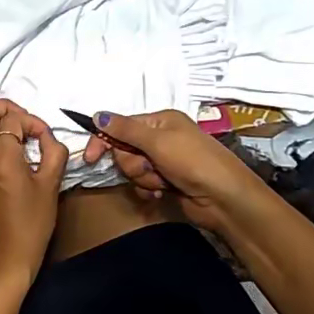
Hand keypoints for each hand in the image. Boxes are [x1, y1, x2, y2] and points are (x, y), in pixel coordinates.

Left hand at [0, 99, 67, 278]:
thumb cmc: (34, 219)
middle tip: (24, 117)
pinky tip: (16, 147)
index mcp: (2, 156)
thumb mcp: (52, 182)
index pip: (13, 119)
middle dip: (3, 107)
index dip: (33, 121)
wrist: (12, 248)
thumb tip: (48, 136)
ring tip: (22, 130)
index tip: (46, 136)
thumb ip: (54, 151)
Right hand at [80, 110, 253, 226]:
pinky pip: (141, 183)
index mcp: (160, 121)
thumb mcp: (158, 142)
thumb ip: (125, 130)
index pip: (120, 126)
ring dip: (143, 178)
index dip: (104, 141)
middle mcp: (160, 138)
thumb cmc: (193, 162)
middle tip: (149, 167)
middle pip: (123, 149)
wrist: (223, 199)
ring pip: (131, 169)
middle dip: (132, 163)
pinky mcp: (165, 181)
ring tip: (163, 182)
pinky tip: (162, 193)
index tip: (90, 158)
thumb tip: (97, 115)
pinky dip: (148, 189)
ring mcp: (163, 161)